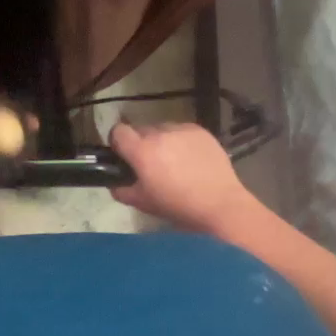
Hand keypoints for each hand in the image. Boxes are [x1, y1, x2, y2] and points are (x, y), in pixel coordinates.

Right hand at [110, 121, 260, 233]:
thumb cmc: (177, 206)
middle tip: (151, 164)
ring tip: (173, 161)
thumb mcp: (143, 203)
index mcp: (142, 150)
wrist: (220, 204)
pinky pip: (182, 130)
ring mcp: (182, 129)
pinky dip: (180, 141)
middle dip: (141, 144)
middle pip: (141, 129)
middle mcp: (160, 133)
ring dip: (161, 141)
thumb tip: (115, 184)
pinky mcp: (201, 131)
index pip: (118, 131)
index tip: (124, 156)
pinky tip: (190, 159)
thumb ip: (122, 191)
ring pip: (162, 129)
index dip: (118, 142)